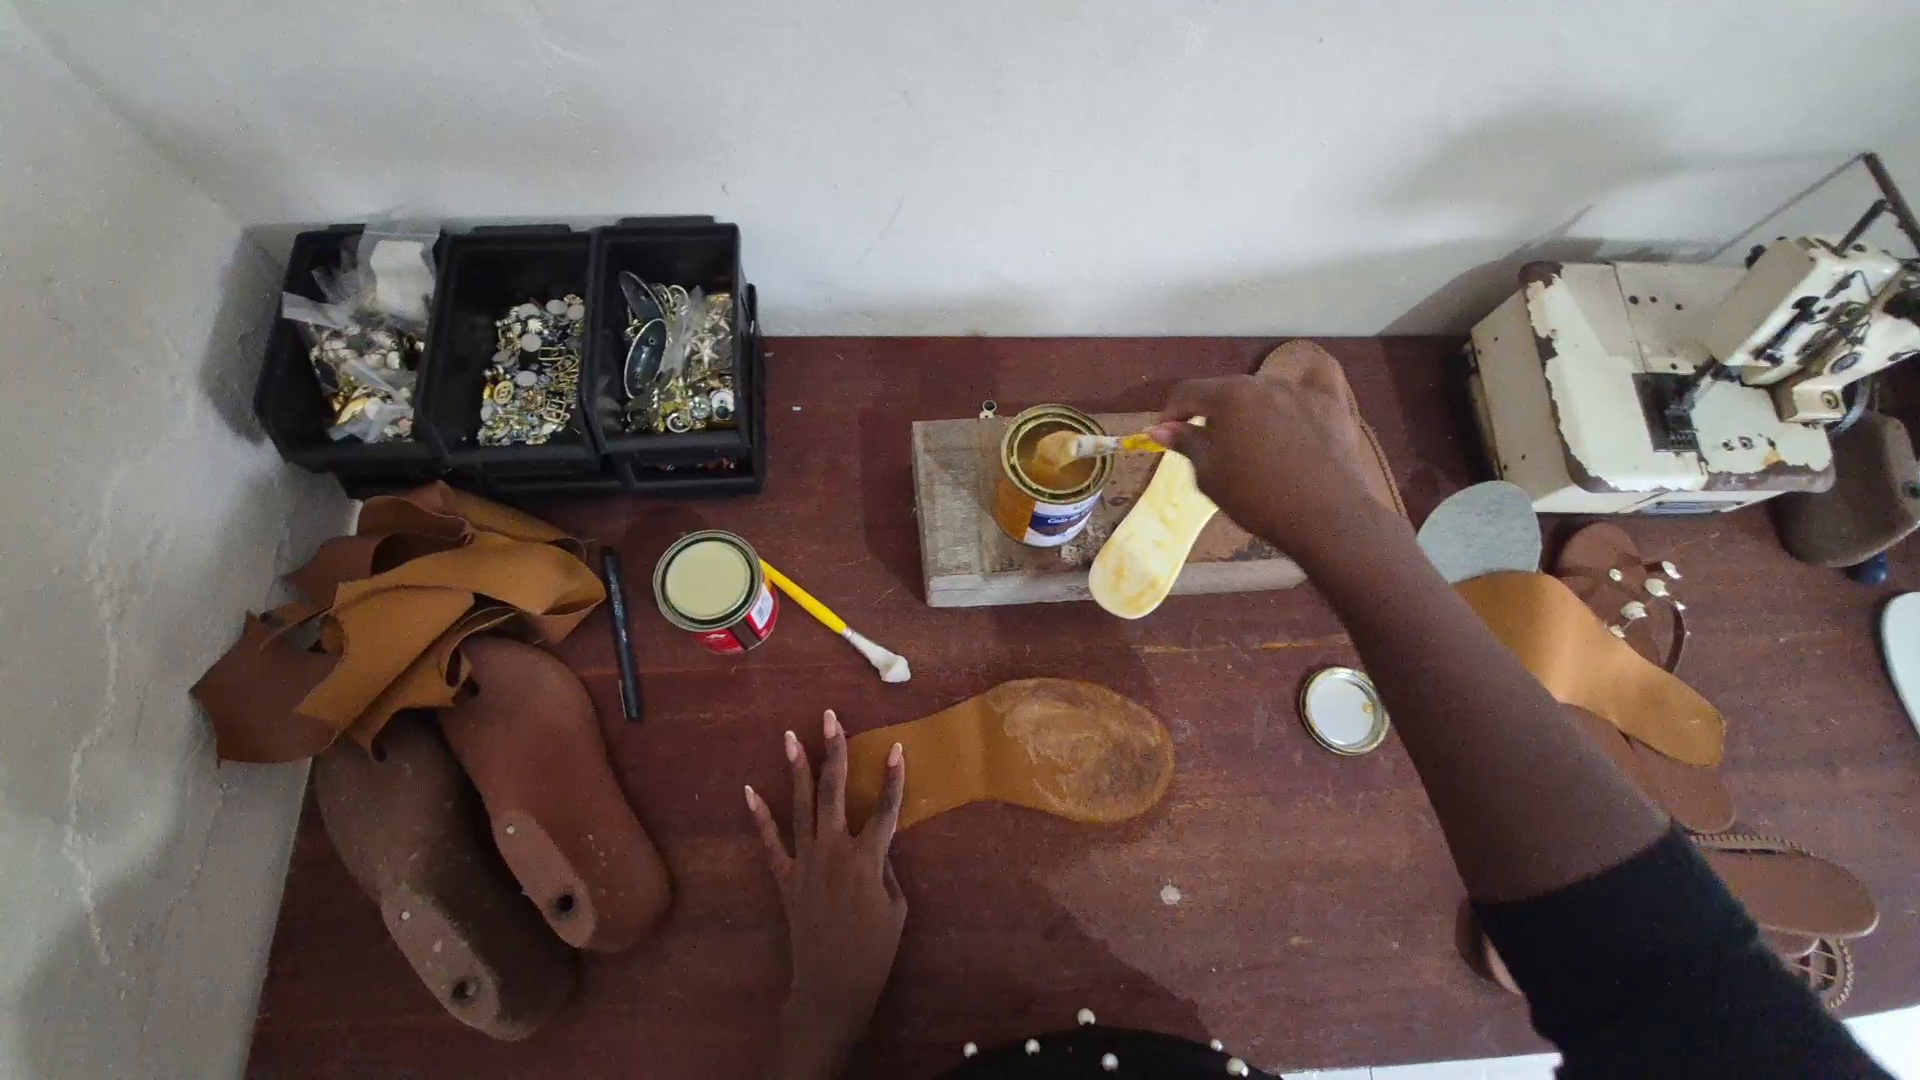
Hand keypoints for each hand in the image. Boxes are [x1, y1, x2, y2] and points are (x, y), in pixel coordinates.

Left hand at [746, 710, 906, 1079]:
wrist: (832, 987)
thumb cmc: (874, 949)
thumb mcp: (896, 906)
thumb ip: (886, 867)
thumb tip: (877, 841)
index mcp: (868, 859)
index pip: (886, 809)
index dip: (894, 778)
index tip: (897, 748)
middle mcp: (835, 851)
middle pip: (835, 792)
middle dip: (834, 751)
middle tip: (830, 718)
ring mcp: (806, 862)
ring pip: (801, 807)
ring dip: (797, 770)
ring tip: (790, 736)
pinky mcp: (786, 878)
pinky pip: (770, 843)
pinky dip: (759, 817)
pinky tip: (749, 790)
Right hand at [1145, 370, 1395, 568]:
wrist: (1325, 517)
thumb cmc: (1257, 499)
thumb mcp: (1209, 475)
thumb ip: (1185, 443)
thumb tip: (1159, 428)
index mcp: (1229, 396)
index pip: (1187, 392)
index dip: (1171, 413)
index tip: (1169, 436)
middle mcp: (1264, 382)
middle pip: (1226, 390)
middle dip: (1211, 413)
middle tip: (1211, 447)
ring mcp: (1301, 389)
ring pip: (1264, 390)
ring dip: (1250, 408)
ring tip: (1253, 441)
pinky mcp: (1332, 403)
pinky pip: (1315, 379)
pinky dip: (1303, 383)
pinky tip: (1297, 396)